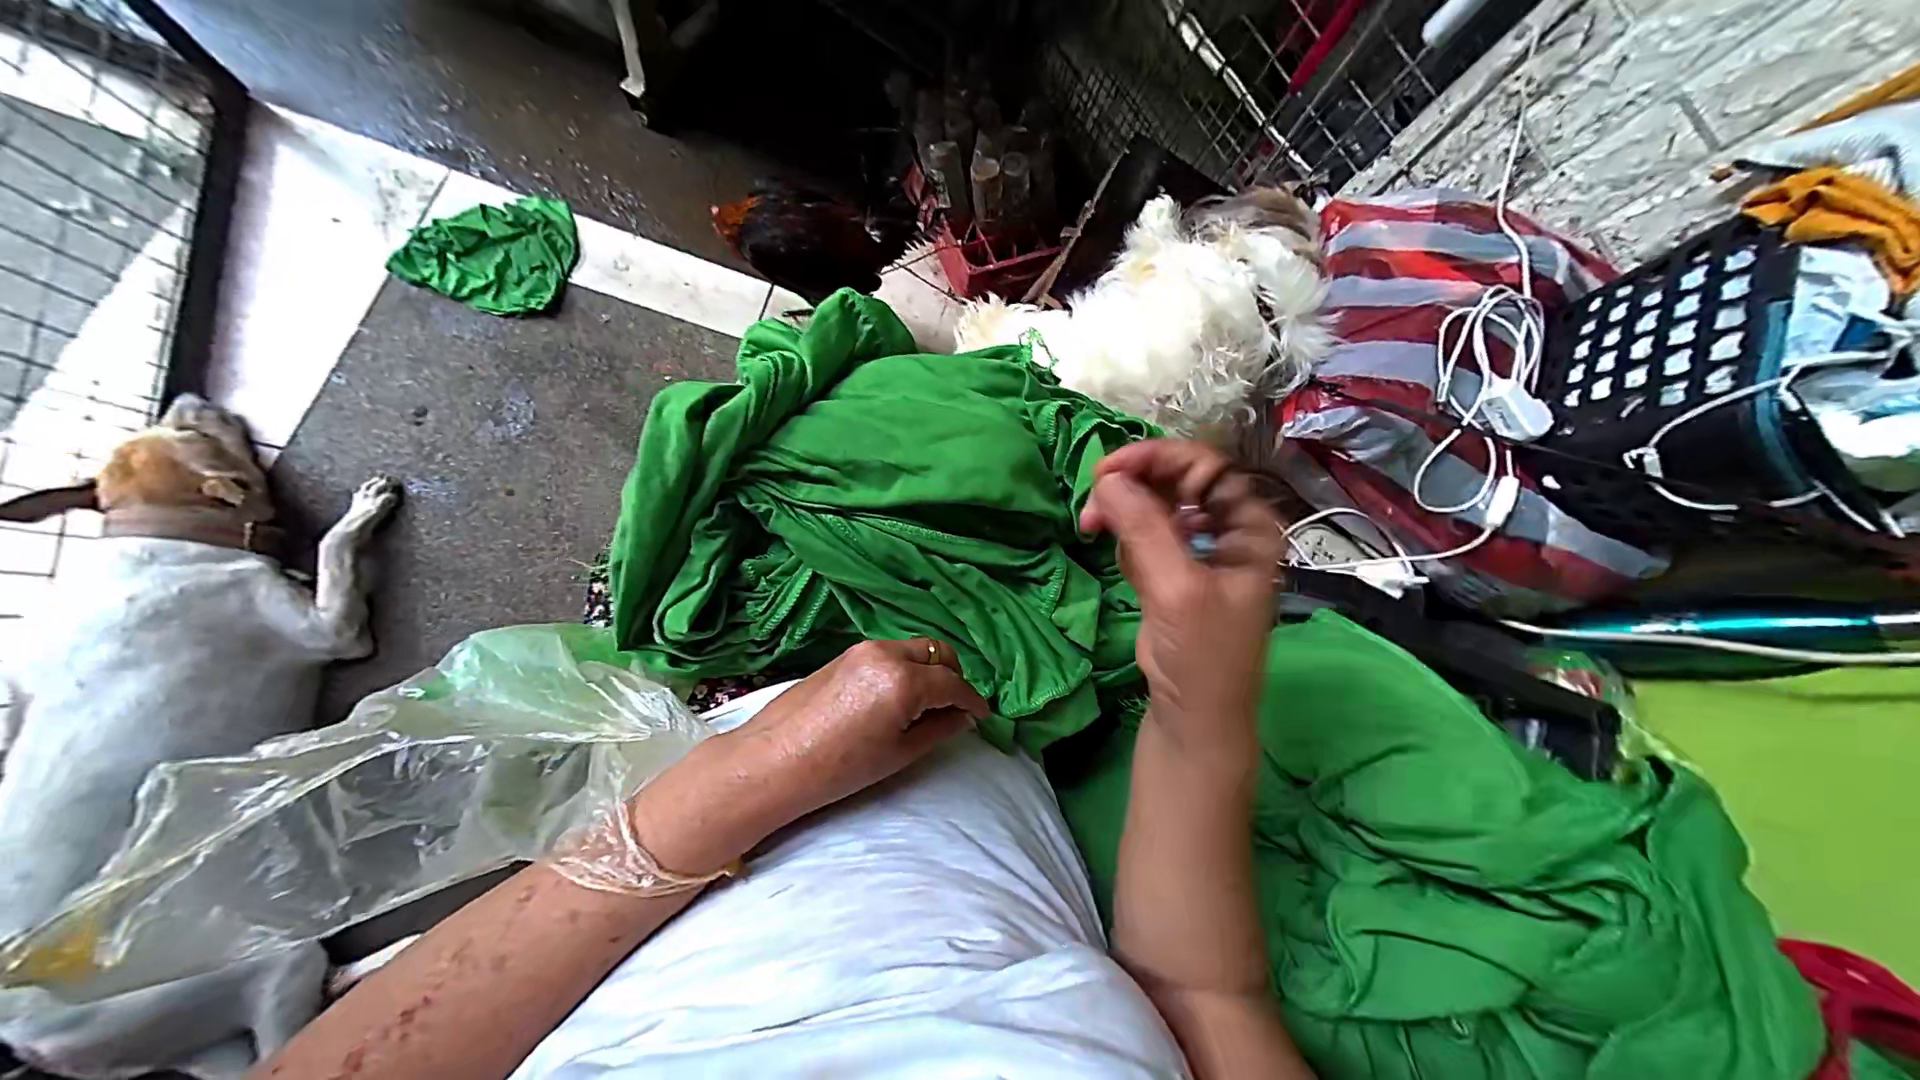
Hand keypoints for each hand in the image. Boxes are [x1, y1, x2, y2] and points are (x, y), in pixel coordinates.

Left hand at [727, 638, 990, 823]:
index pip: (953, 682)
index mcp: (904, 680)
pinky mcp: (846, 653)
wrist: (773, 761)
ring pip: (914, 649)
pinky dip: (906, 667)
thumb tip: (964, 716)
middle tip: (955, 707)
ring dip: (929, 669)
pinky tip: (898, 697)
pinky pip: (890, 652)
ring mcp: (863, 649)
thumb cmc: (839, 768)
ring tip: (926, 705)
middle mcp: (886, 653)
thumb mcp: (899, 753)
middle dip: (954, 675)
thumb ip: (939, 728)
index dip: (973, 700)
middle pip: (938, 652)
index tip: (982, 715)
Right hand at [1080, 440, 1281, 747]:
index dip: (1157, 459)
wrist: (1193, 713)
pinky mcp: (1170, 566)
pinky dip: (1121, 530)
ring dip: (1120, 507)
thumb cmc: (1203, 655)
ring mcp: (1197, 547)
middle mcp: (1227, 528)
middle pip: (1176, 480)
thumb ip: (1146, 530)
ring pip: (1153, 503)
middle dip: (1132, 483)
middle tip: (1092, 497)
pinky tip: (1109, 544)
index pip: (1205, 468)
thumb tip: (1108, 479)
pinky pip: (1142, 530)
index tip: (1108, 469)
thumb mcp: (1177, 589)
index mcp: (1249, 526)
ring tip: (1089, 525)